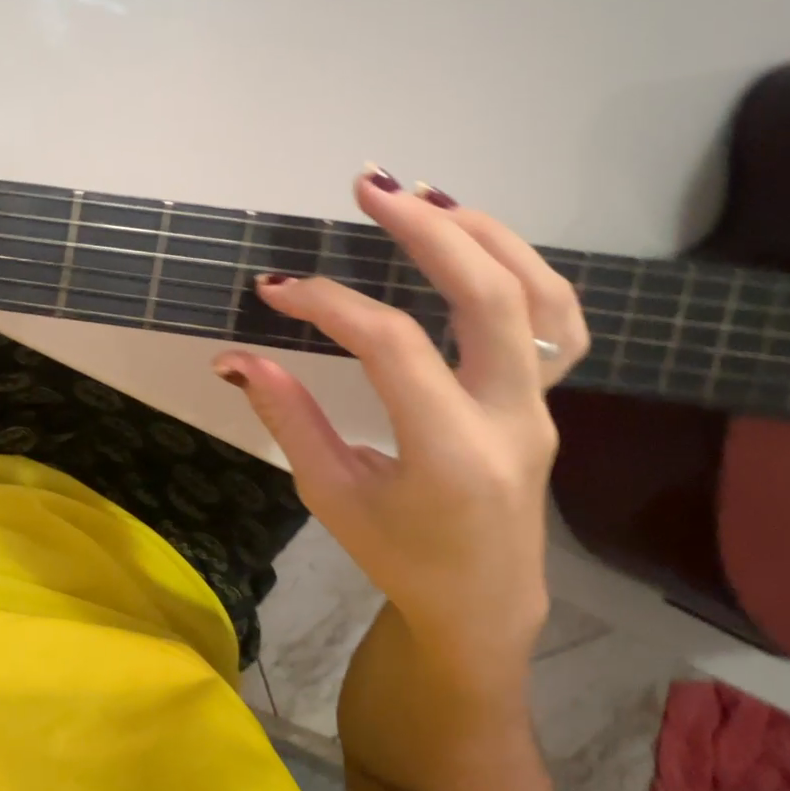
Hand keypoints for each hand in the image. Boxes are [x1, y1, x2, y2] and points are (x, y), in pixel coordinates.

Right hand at [213, 171, 588, 656]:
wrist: (484, 602)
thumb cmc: (399, 556)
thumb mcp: (329, 493)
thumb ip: (286, 417)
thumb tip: (234, 357)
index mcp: (450, 451)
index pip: (391, 345)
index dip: (326, 304)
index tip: (271, 290)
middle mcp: (511, 418)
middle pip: (490, 298)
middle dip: (428, 231)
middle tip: (368, 188)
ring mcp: (541, 405)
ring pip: (543, 297)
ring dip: (485, 235)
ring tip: (426, 196)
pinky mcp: (544, 398)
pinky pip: (556, 319)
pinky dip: (521, 266)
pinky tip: (472, 239)